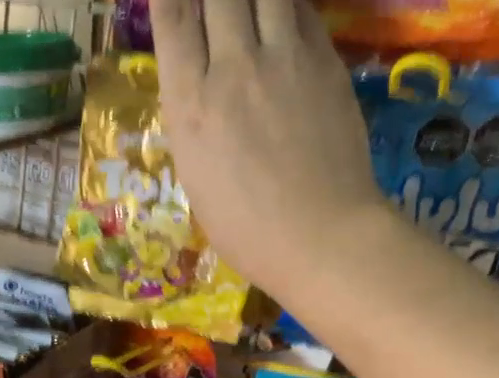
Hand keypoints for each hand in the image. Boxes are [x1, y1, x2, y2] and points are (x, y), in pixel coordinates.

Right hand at [150, 0, 386, 297]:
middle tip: (210, 2)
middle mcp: (232, 68)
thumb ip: (194, 117)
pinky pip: (301, 9)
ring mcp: (283, 58)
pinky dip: (286, 3)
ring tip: (245, 6)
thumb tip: (197, 81)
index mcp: (190, 105)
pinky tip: (281, 10)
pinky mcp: (324, 59)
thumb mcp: (195, 174)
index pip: (174, 20)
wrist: (318, 233)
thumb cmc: (244, 226)